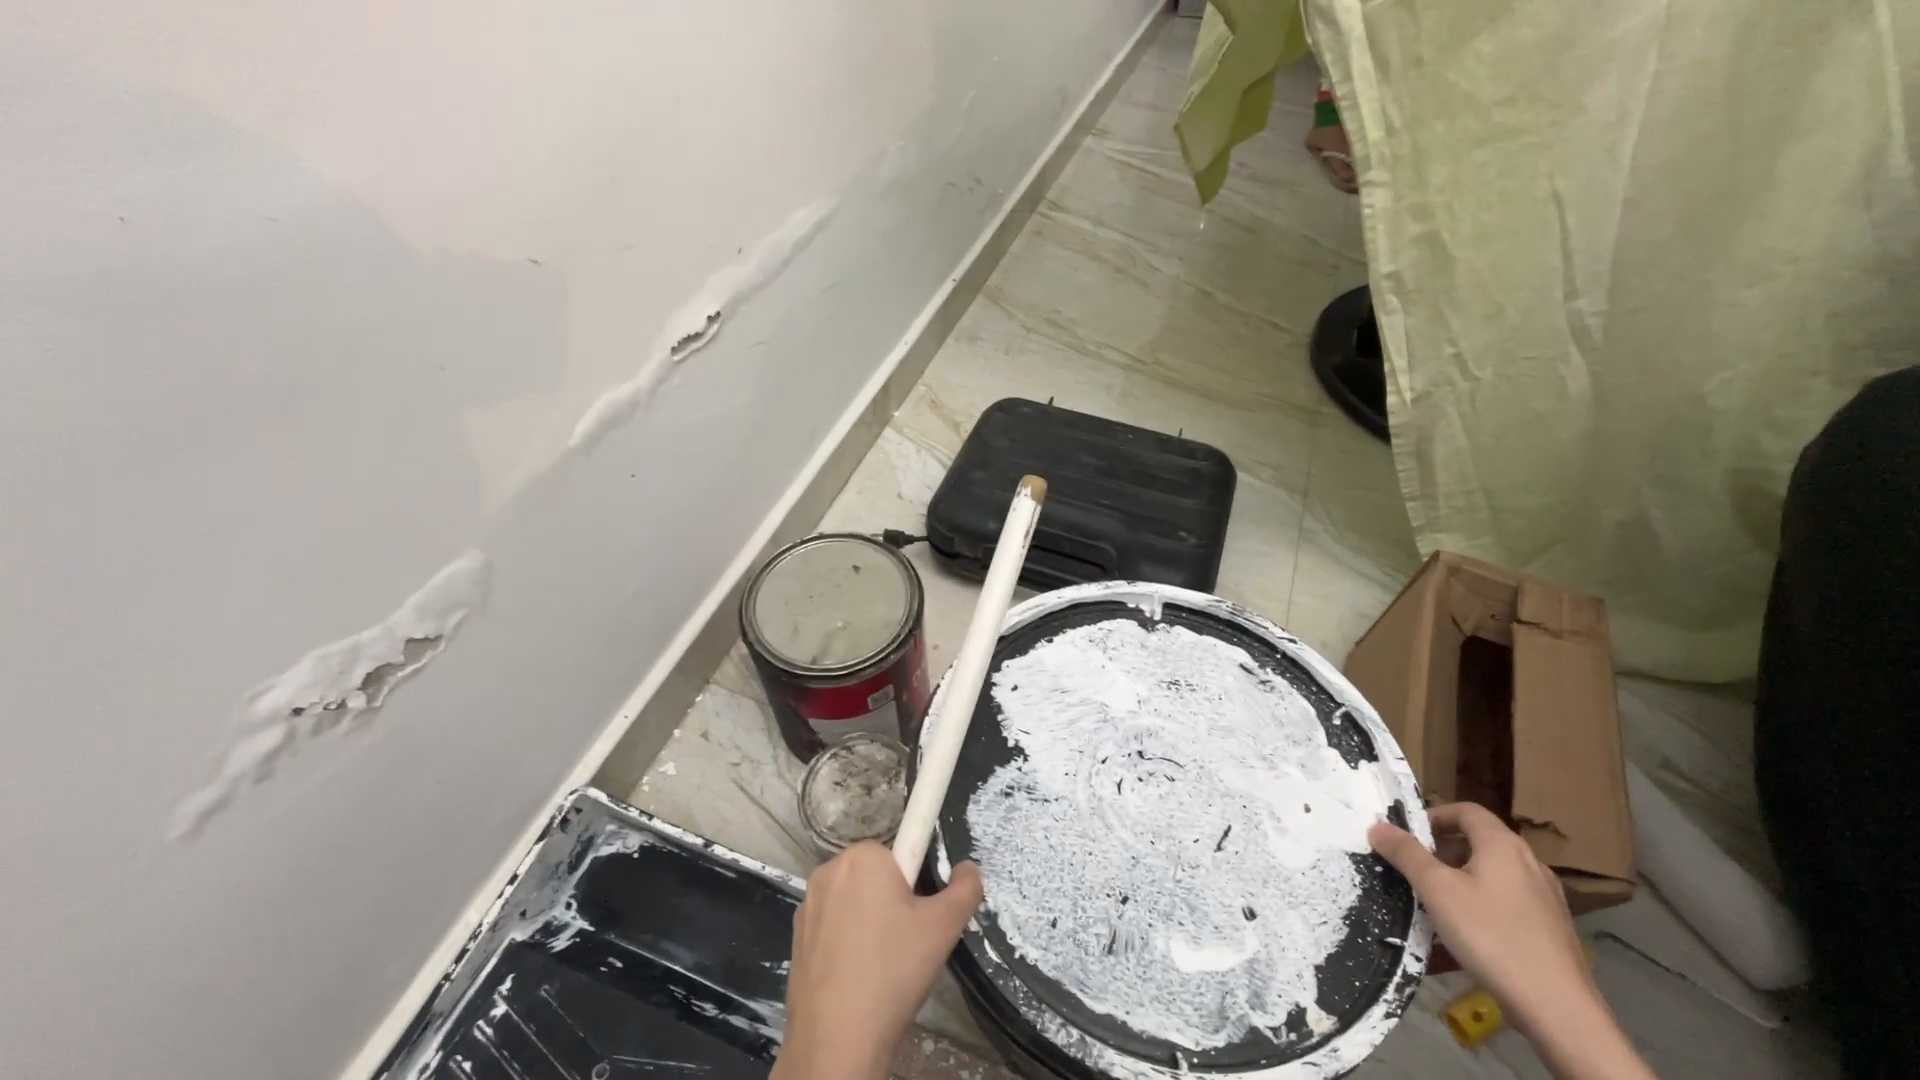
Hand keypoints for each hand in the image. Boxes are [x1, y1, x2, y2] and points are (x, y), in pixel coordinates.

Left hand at [773, 842, 983, 1079]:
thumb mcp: (944, 927)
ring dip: (873, 918)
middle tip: (912, 938)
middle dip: (898, 898)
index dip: (921, 877)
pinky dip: (849, 940)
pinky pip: (834, 924)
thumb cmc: (893, 971)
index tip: (922, 908)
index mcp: (864, 857)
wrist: (836, 1037)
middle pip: (880, 873)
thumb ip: (966, 889)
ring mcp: (808, 903)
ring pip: (856, 899)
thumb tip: (969, 868)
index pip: (904, 846)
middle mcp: (830, 869)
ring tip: (886, 962)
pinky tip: (860, 974)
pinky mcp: (796, 934)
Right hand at [1370, 803, 1654, 1079]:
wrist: (1555, 1003)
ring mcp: (1545, 895)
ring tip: (1438, 902)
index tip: (1408, 837)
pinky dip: (1484, 901)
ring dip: (1463, 877)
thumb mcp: (1437, 890)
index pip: (1466, 810)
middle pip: (1480, 840)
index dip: (1434, 816)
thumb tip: (1378, 825)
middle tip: (1416, 871)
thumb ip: (1406, 854)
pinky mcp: (1551, 925)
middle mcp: (1529, 862)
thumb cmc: (1490, 935)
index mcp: (1503, 845)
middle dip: (1444, 850)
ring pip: (1495, 871)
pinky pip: (1509, 899)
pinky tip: (1471, 932)